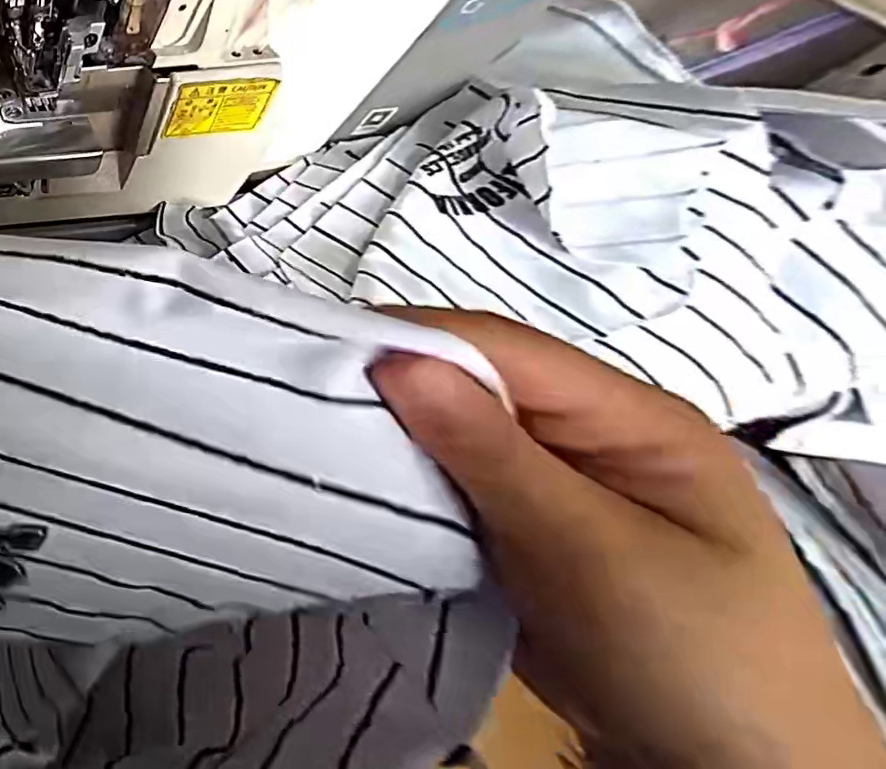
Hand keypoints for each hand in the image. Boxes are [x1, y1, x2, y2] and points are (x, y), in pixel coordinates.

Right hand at [370, 308, 885, 768]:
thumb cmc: (685, 656)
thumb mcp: (588, 549)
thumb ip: (490, 450)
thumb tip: (396, 360)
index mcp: (629, 416)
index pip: (501, 347)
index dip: (414, 338)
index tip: (325, 353)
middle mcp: (582, 426)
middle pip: (470, 374)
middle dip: (393, 377)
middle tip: (310, 390)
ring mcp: (544, 469)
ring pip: (447, 417)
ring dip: (390, 420)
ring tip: (323, 424)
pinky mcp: (509, 507)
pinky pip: (441, 462)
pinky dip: (400, 460)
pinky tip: (362, 465)